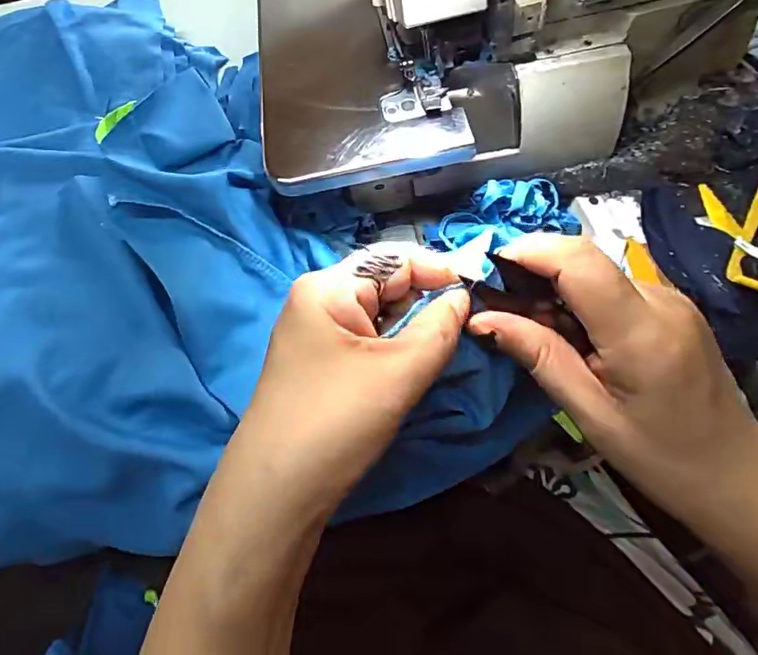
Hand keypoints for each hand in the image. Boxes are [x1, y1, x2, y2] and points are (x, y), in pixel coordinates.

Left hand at [226, 244, 470, 513]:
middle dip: (430, 299)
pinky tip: (419, 360)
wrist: (275, 500)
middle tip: (471, 319)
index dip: (440, 270)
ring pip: (383, 312)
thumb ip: (441, 326)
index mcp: (328, 287)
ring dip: (417, 324)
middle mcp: (321, 299)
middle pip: (388, 283)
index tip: (482, 288)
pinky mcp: (325, 361)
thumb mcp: (399, 371)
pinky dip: (399, 344)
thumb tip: (465, 296)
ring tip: (450, 340)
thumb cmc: (337, 422)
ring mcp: (320, 331)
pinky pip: (371, 337)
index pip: (396, 259)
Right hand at [469, 235, 757, 528]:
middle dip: (535, 266)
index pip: (577, 260)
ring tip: (534, 325)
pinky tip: (573, 332)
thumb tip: (484, 318)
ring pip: (597, 269)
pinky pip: (615, 284)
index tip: (488, 267)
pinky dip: (583, 296)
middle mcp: (660, 298)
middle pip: (585, 257)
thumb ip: (540, 357)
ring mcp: (671, 297)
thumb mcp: (593, 417)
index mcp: (640, 330)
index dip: (528, 251)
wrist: (738, 477)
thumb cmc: (664, 460)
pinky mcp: (673, 303)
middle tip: (500, 302)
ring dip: (558, 285)